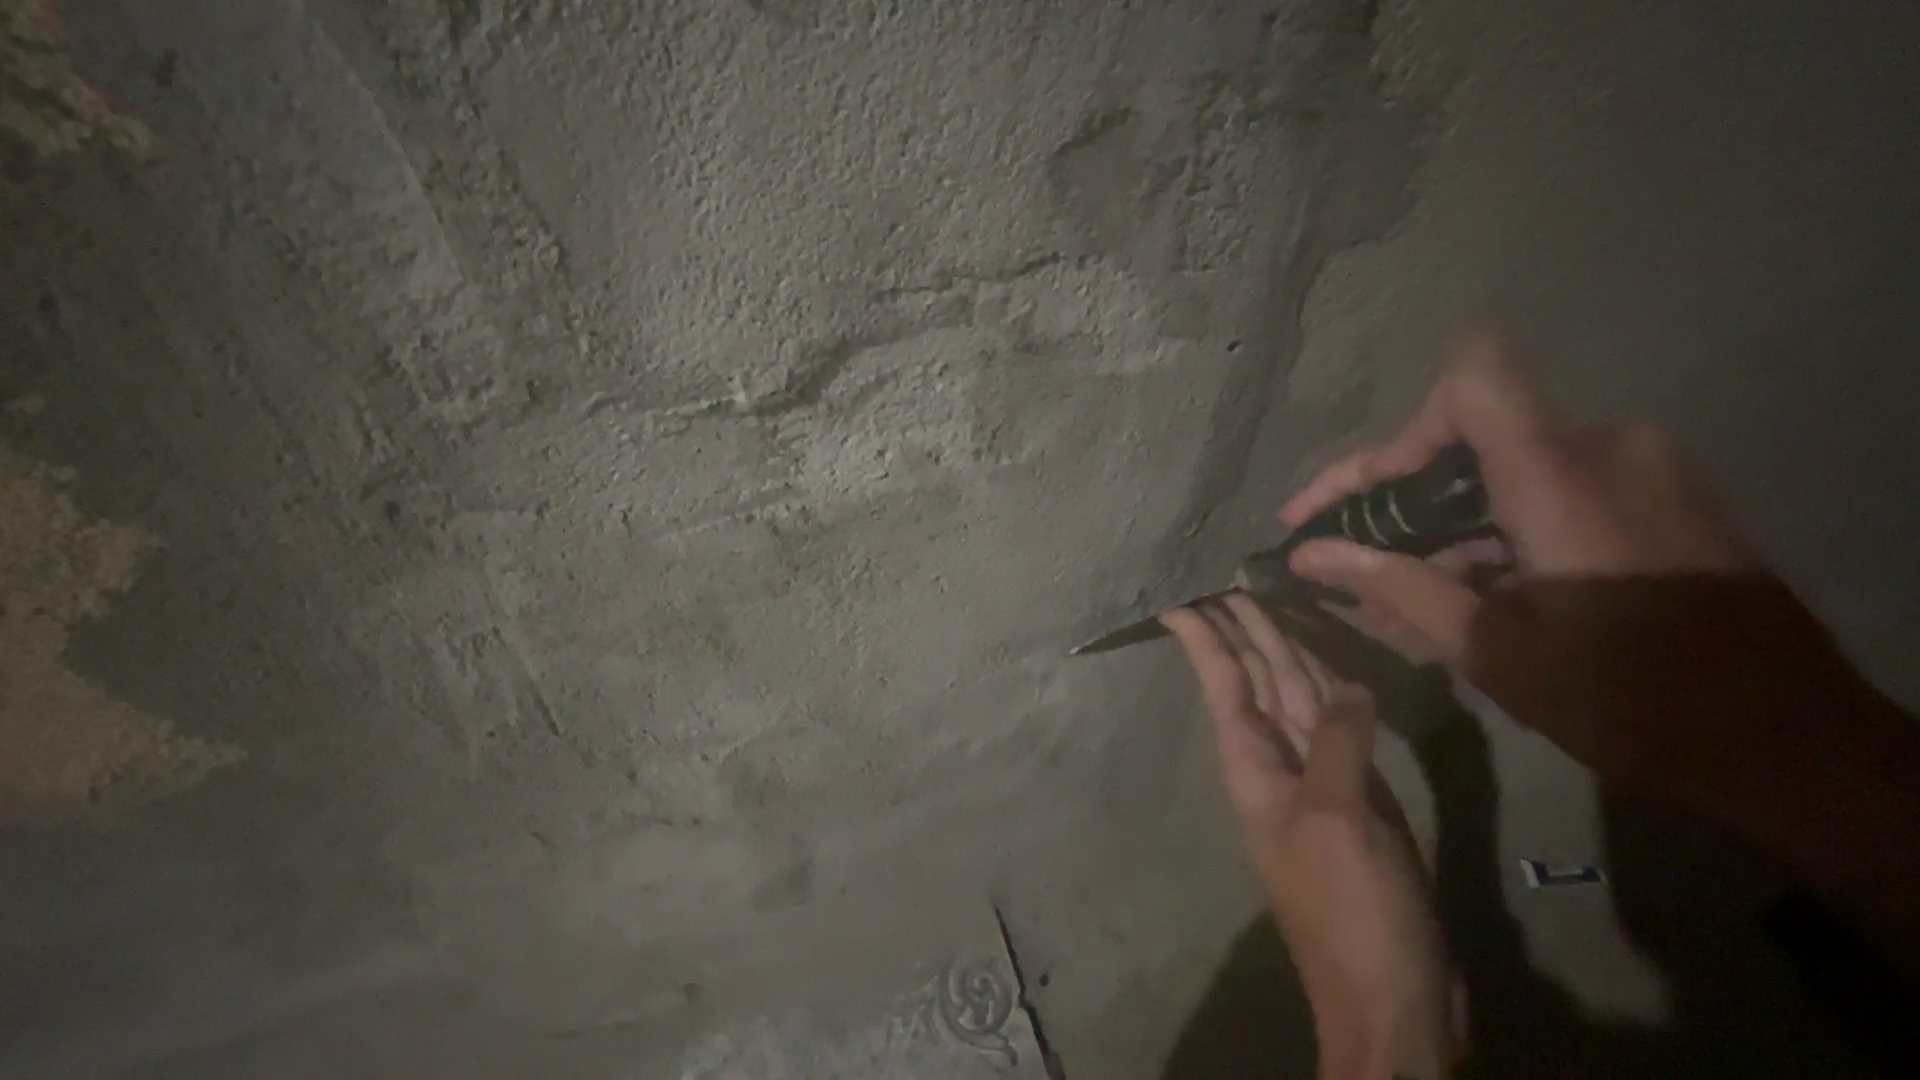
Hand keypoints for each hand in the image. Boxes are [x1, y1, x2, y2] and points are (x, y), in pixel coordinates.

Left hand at [1163, 594, 1459, 1079]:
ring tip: (1273, 599)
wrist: (1392, 994)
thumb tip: (1344, 682)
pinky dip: (1334, 692)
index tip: (1178, 594)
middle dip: (1242, 627)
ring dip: (1283, 648)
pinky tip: (1335, 666)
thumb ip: (1334, 739)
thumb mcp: (1335, 816)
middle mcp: (1277, 761)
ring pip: (1295, 695)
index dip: (1202, 635)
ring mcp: (1317, 777)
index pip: (1222, 679)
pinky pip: (1336, 726)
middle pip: (1255, 678)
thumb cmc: (1349, 907)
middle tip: (1229, 573)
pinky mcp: (1356, 794)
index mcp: (1253, 762)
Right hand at [1279, 333, 1758, 655]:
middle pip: (1472, 435)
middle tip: (1336, 551)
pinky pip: (1556, 493)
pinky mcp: (1663, 504)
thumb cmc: (1630, 697)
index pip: (1468, 380)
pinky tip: (1466, 592)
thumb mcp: (1493, 648)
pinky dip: (1496, 531)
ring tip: (1390, 589)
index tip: (1359, 501)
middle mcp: (1606, 449)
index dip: (1402, 429)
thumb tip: (1305, 554)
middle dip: (1394, 493)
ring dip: (1441, 522)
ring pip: (1508, 471)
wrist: (1793, 747)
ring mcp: (1643, 474)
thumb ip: (1393, 586)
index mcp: (1560, 471)